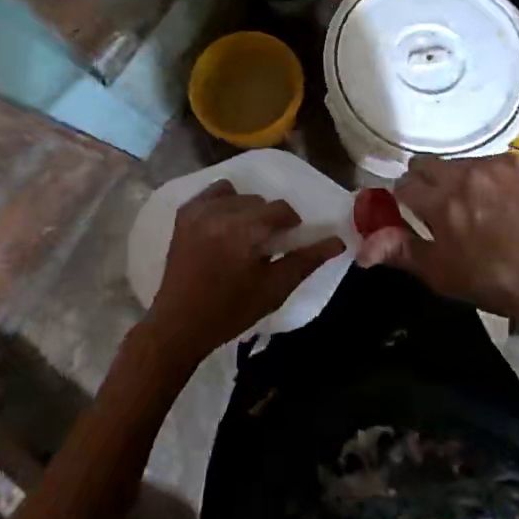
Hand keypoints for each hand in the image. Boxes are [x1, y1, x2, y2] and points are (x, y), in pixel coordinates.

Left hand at [142, 180, 344, 366]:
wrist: (180, 325)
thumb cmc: (231, 311)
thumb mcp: (274, 289)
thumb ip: (306, 261)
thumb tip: (338, 242)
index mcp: (244, 231)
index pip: (279, 209)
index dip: (290, 223)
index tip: (287, 242)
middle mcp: (220, 213)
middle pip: (258, 201)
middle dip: (267, 218)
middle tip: (266, 244)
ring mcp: (198, 212)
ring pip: (237, 194)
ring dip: (246, 209)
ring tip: (243, 234)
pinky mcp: (183, 215)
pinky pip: (212, 193)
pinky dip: (223, 202)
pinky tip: (224, 223)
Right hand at [357, 154, 518, 326]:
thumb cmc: (497, 281)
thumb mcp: (443, 275)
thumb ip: (400, 251)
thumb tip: (361, 248)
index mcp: (439, 204)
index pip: (402, 186)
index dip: (403, 203)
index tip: (414, 219)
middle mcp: (460, 175)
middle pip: (423, 164)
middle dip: (423, 183)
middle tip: (439, 210)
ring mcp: (489, 165)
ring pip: (452, 162)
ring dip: (451, 179)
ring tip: (471, 206)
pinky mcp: (514, 162)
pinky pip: (482, 161)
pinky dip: (481, 177)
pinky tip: (496, 200)